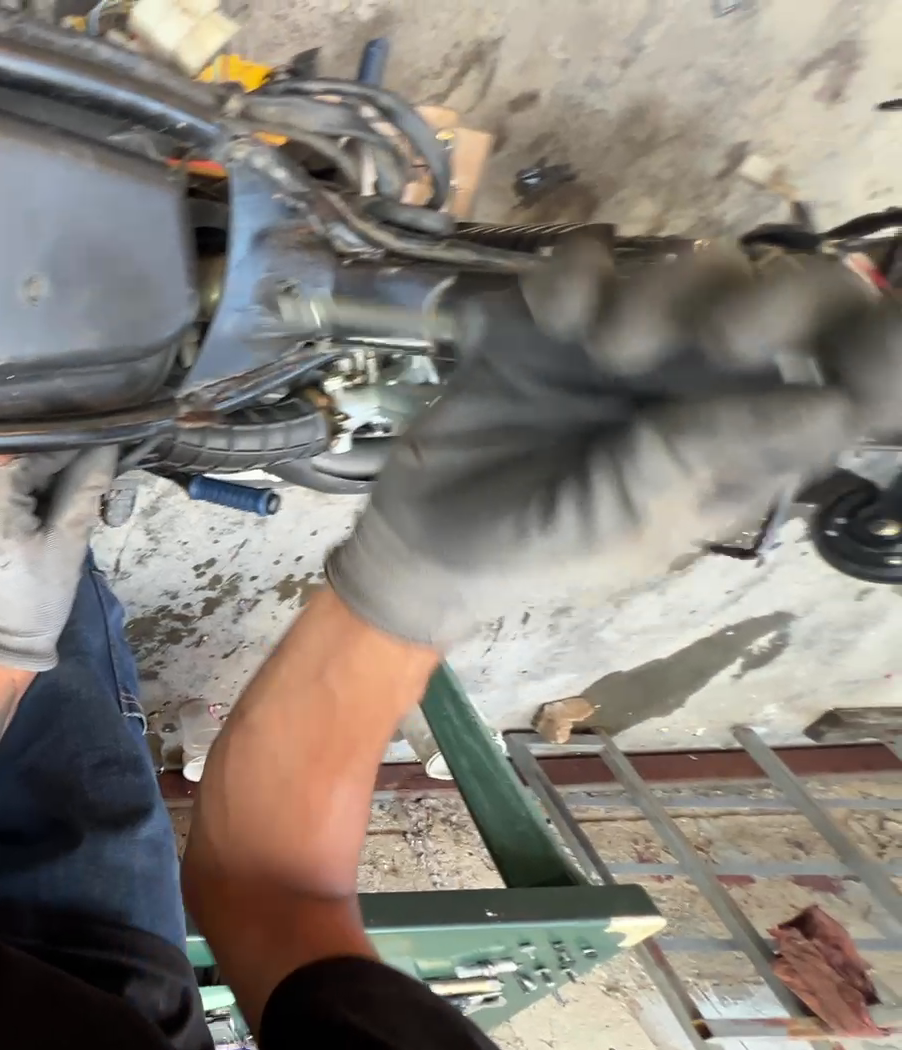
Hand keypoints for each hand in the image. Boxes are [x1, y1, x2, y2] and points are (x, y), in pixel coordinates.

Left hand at [0, 448, 117, 670]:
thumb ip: (86, 486)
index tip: (78, 449)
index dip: (49, 450)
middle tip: (70, 480)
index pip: (15, 461)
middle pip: (2, 467)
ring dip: (20, 481)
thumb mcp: (72, 543)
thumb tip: (103, 440)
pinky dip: (1, 495)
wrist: (2, 635)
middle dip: (40, 468)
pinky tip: (17, 515)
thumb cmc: (43, 595)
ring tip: (43, 505)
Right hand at [328, 240, 901, 646]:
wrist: (417, 547)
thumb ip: (701, 459)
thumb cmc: (530, 556)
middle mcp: (693, 386)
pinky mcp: (536, 334)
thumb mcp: (622, 528)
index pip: (856, 377)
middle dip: (761, 303)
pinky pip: (574, 270)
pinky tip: (545, 313)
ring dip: (654, 290)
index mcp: (743, 442)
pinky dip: (568, 275)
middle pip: (781, 301)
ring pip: (682, 271)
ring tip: (597, 341)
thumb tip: (833, 401)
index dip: (882, 346)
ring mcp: (610, 353)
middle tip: (710, 339)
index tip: (844, 346)